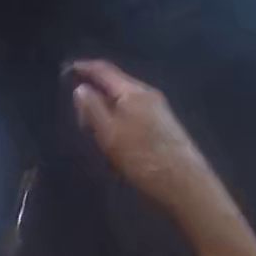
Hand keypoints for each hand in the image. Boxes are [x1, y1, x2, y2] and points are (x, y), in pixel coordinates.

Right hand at [68, 59, 211, 210]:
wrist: (188, 188)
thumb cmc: (143, 159)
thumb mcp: (109, 134)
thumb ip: (92, 107)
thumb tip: (81, 87)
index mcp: (134, 91)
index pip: (104, 69)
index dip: (84, 67)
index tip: (66, 70)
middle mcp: (148, 94)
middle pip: (115, 83)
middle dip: (94, 90)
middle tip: (77, 107)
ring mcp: (159, 110)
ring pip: (124, 99)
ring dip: (106, 107)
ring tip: (93, 126)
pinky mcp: (164, 126)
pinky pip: (133, 112)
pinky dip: (118, 117)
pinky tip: (115, 138)